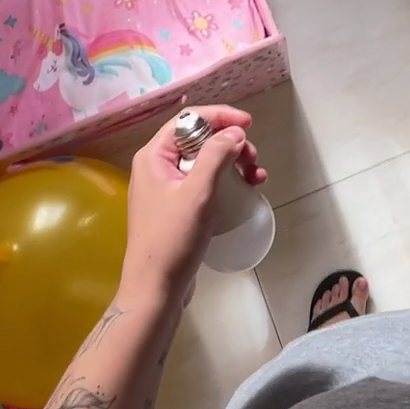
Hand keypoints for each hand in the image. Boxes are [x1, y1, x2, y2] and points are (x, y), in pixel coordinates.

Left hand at [122, 105, 264, 300]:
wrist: (155, 292)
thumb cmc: (173, 239)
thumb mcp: (197, 193)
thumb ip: (216, 155)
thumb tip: (234, 132)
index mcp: (153, 156)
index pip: (188, 119)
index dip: (220, 117)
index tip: (248, 124)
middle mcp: (157, 167)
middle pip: (198, 139)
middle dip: (230, 143)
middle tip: (253, 159)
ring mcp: (166, 189)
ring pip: (204, 161)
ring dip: (232, 162)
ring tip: (256, 177)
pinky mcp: (176, 208)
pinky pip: (204, 182)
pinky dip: (226, 181)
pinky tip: (246, 190)